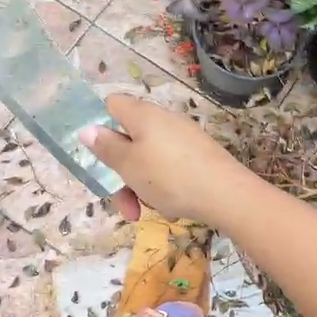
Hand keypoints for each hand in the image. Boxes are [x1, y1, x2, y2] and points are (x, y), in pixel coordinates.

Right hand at [76, 96, 262, 225]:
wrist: (228, 195)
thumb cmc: (170, 177)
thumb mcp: (129, 165)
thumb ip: (106, 147)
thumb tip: (88, 129)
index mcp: (143, 115)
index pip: (112, 105)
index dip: (100, 126)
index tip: (99, 155)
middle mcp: (165, 120)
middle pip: (130, 140)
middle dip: (121, 173)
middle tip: (124, 204)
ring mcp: (185, 138)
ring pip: (149, 159)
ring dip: (142, 186)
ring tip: (147, 211)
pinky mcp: (201, 155)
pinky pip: (171, 168)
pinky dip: (164, 187)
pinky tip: (171, 208)